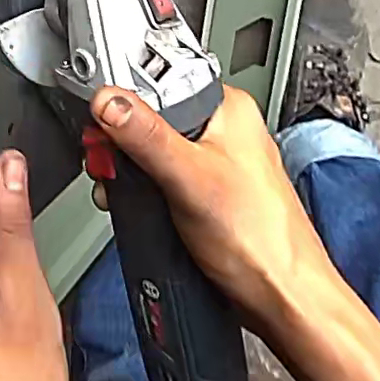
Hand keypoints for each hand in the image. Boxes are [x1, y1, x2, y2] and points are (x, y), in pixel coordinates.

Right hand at [86, 84, 338, 334]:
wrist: (282, 303)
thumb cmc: (263, 244)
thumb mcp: (190, 179)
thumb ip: (145, 135)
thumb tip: (106, 99)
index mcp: (224, 108)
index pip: (153, 77)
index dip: (118, 95)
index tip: (97, 117)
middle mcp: (214, 126)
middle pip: (141, 109)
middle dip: (113, 136)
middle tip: (107, 158)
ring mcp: (203, 155)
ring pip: (139, 139)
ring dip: (118, 161)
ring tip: (115, 180)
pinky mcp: (192, 181)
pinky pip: (146, 165)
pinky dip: (129, 179)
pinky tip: (126, 194)